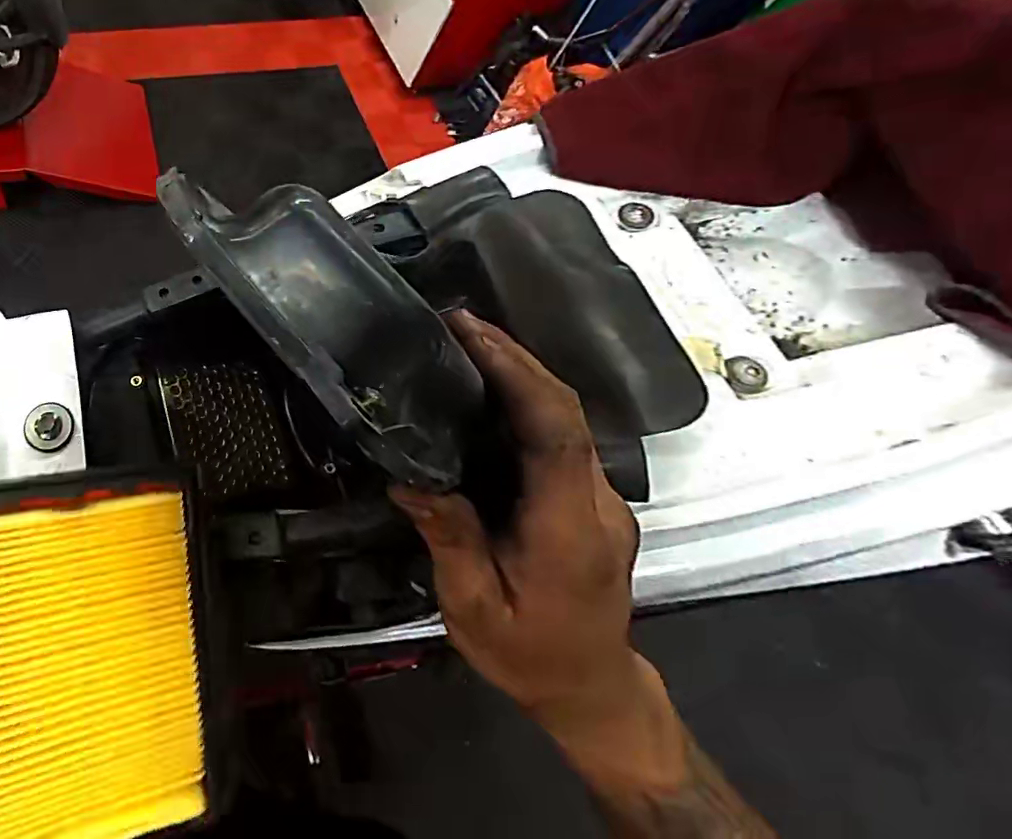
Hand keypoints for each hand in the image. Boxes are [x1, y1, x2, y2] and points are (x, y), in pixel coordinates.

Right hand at [393, 314, 771, 836]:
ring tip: (465, 343)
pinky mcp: (590, 499)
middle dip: (515, 357)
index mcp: (568, 529)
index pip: (555, 433)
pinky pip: (560, 435)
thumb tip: (411, 477)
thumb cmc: (529, 655)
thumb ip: (449, 540)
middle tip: (458, 323)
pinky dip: (524, 399)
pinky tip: (485, 390)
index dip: (518, 374)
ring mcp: (600, 498)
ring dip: (520, 371)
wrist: (592, 688)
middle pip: (566, 411)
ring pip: (567, 417)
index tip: (471, 336)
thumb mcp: (474, 608)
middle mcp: (596, 502)